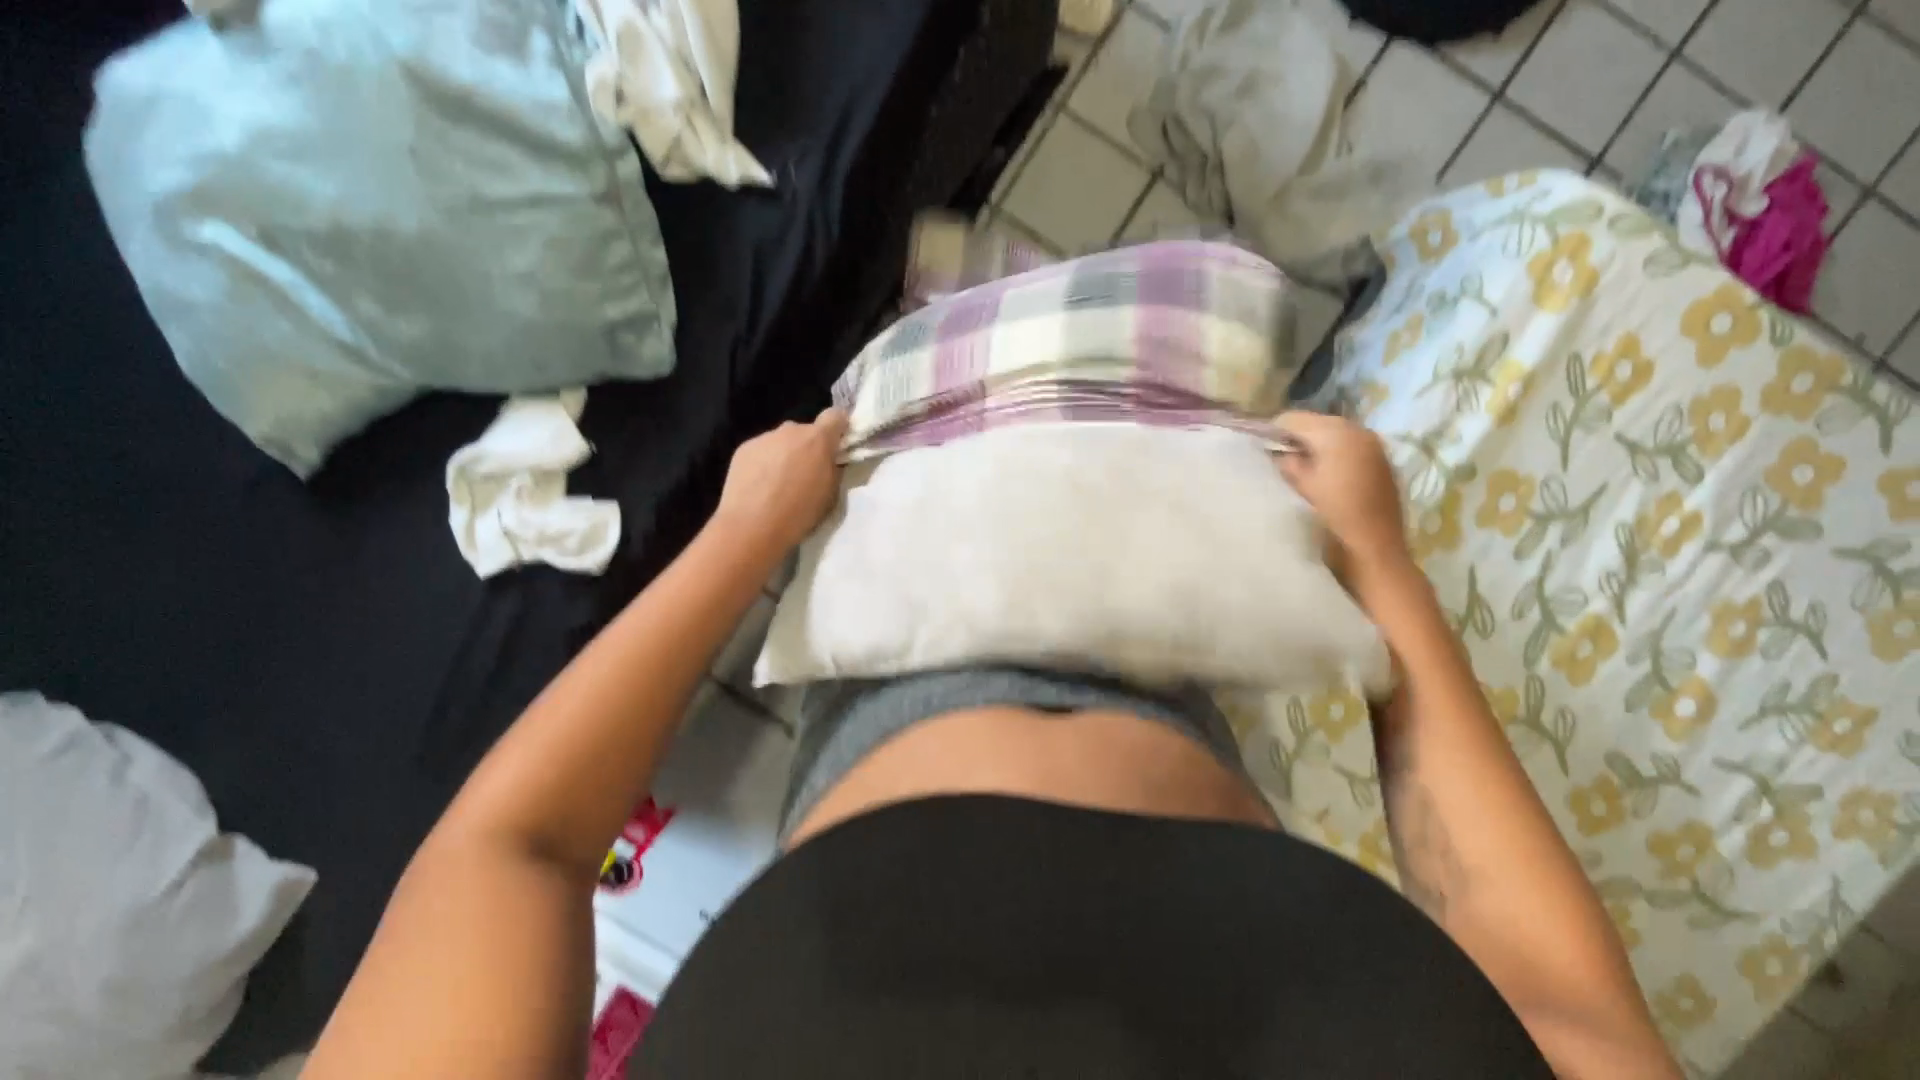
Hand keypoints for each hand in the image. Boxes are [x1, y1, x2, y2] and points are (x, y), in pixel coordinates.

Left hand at [713, 408, 848, 554]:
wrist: (751, 526)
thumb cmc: (799, 514)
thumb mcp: (830, 493)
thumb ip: (833, 468)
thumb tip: (829, 460)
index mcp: (818, 439)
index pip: (836, 415)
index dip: (839, 428)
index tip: (837, 445)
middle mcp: (791, 431)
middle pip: (806, 431)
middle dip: (808, 447)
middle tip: (805, 473)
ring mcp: (764, 438)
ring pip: (782, 441)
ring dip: (785, 454)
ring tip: (778, 483)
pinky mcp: (743, 449)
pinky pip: (762, 450)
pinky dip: (764, 462)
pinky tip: (759, 486)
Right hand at [1271, 410, 1412, 580]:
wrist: (1375, 556)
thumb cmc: (1330, 521)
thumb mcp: (1296, 488)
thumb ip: (1283, 463)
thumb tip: (1276, 453)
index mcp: (1336, 433)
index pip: (1292, 419)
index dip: (1271, 435)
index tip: (1260, 457)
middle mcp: (1360, 431)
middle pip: (1316, 425)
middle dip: (1296, 442)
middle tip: (1278, 468)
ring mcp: (1376, 448)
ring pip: (1334, 438)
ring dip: (1316, 452)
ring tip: (1301, 478)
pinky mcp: (1383, 466)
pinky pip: (1351, 452)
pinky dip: (1335, 461)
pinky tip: (1327, 485)